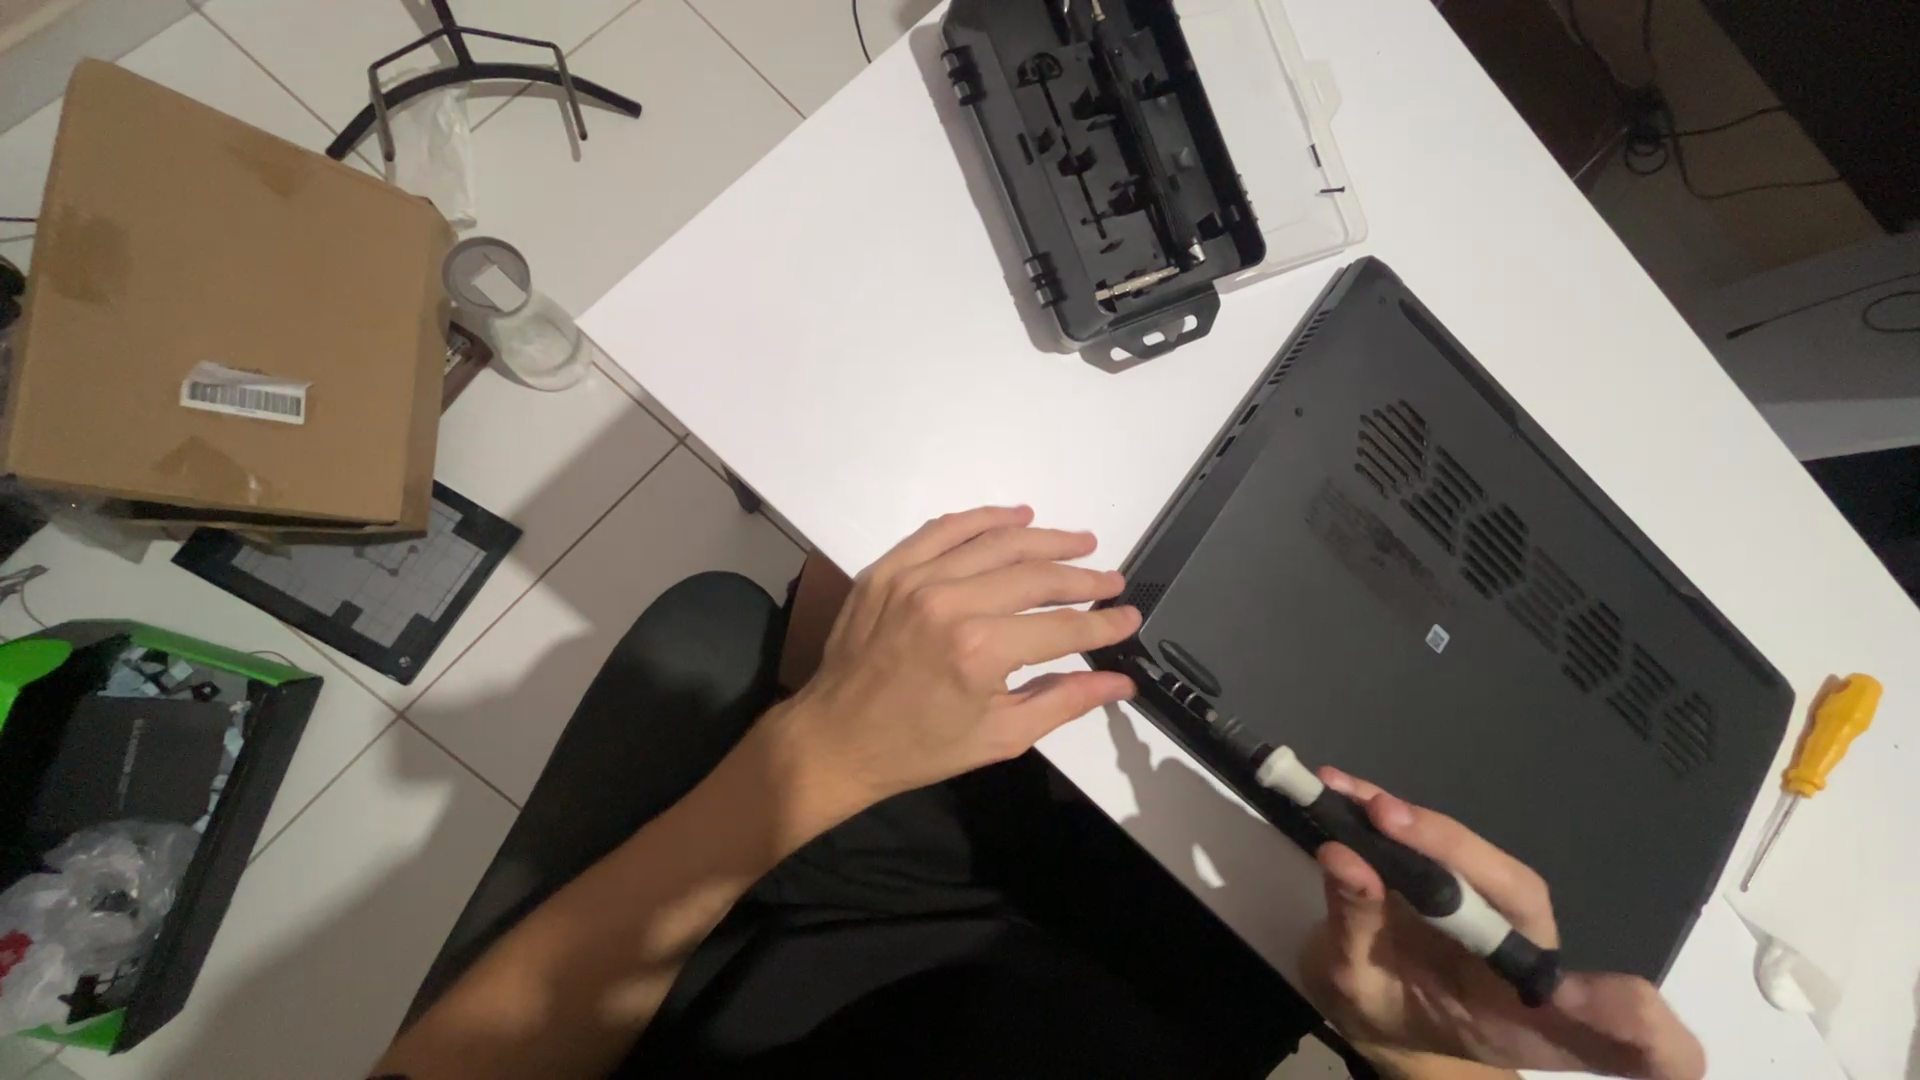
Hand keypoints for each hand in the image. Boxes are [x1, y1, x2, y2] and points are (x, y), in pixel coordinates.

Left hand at [778, 505, 1139, 804]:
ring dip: (1045, 539)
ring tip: (1080, 541)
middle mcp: (951, 603)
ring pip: (995, 542)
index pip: (1062, 626)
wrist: (835, 738)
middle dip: (1082, 578)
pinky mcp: (888, 568)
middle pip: (1035, 576)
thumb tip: (1120, 681)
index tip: (1130, 616)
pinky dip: (983, 518)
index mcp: (980, 652)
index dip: (1104, 623)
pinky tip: (1016, 516)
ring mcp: (914, 579)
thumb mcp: (1000, 736)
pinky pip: (943, 529)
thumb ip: (1064, 701)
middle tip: (1112, 579)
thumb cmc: (920, 748)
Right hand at [1301, 769, 1705, 1079]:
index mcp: (1526, 1023)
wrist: (1374, 997)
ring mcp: (1493, 908)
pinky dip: (1386, 806)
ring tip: (1354, 798)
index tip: (1580, 998)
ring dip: (1419, 824)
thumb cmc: (1380, 1009)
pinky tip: (1344, 786)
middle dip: (1458, 853)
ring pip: (1478, 858)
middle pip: (1520, 896)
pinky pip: (1432, 835)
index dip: (1625, 1020)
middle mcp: (1526, 959)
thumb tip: (1343, 855)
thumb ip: (1356, 928)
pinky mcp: (1458, 871)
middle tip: (1386, 819)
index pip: (1629, 1040)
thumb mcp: (1354, 989)